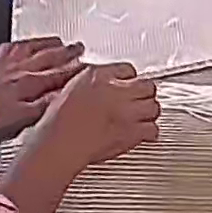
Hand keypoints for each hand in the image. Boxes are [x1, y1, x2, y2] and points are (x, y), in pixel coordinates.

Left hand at [0, 37, 84, 135]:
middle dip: (66, 52)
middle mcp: (20, 70)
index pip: (59, 74)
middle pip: (48, 57)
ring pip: (31, 48)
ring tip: (58, 40)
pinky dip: (20, 45)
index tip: (88, 66)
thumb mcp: (25, 118)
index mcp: (30, 83)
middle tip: (79, 47)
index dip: (75, 70)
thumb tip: (64, 95)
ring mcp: (8, 66)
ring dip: (46, 43)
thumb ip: (46, 105)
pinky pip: (11, 49)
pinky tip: (23, 44)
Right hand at [0, 63, 159, 212]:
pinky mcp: (131, 133)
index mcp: (98, 76)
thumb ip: (89, 83)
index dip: (130, 80)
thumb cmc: (58, 122)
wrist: (60, 143)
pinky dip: (150, 133)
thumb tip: (100, 84)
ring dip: (149, 112)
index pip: (128, 69)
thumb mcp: (70, 89)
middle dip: (145, 94)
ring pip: (153, 107)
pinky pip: (152, 130)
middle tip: (141, 101)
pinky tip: (143, 134)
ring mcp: (125, 112)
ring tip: (142, 117)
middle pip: (147, 86)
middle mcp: (115, 91)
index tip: (129, 87)